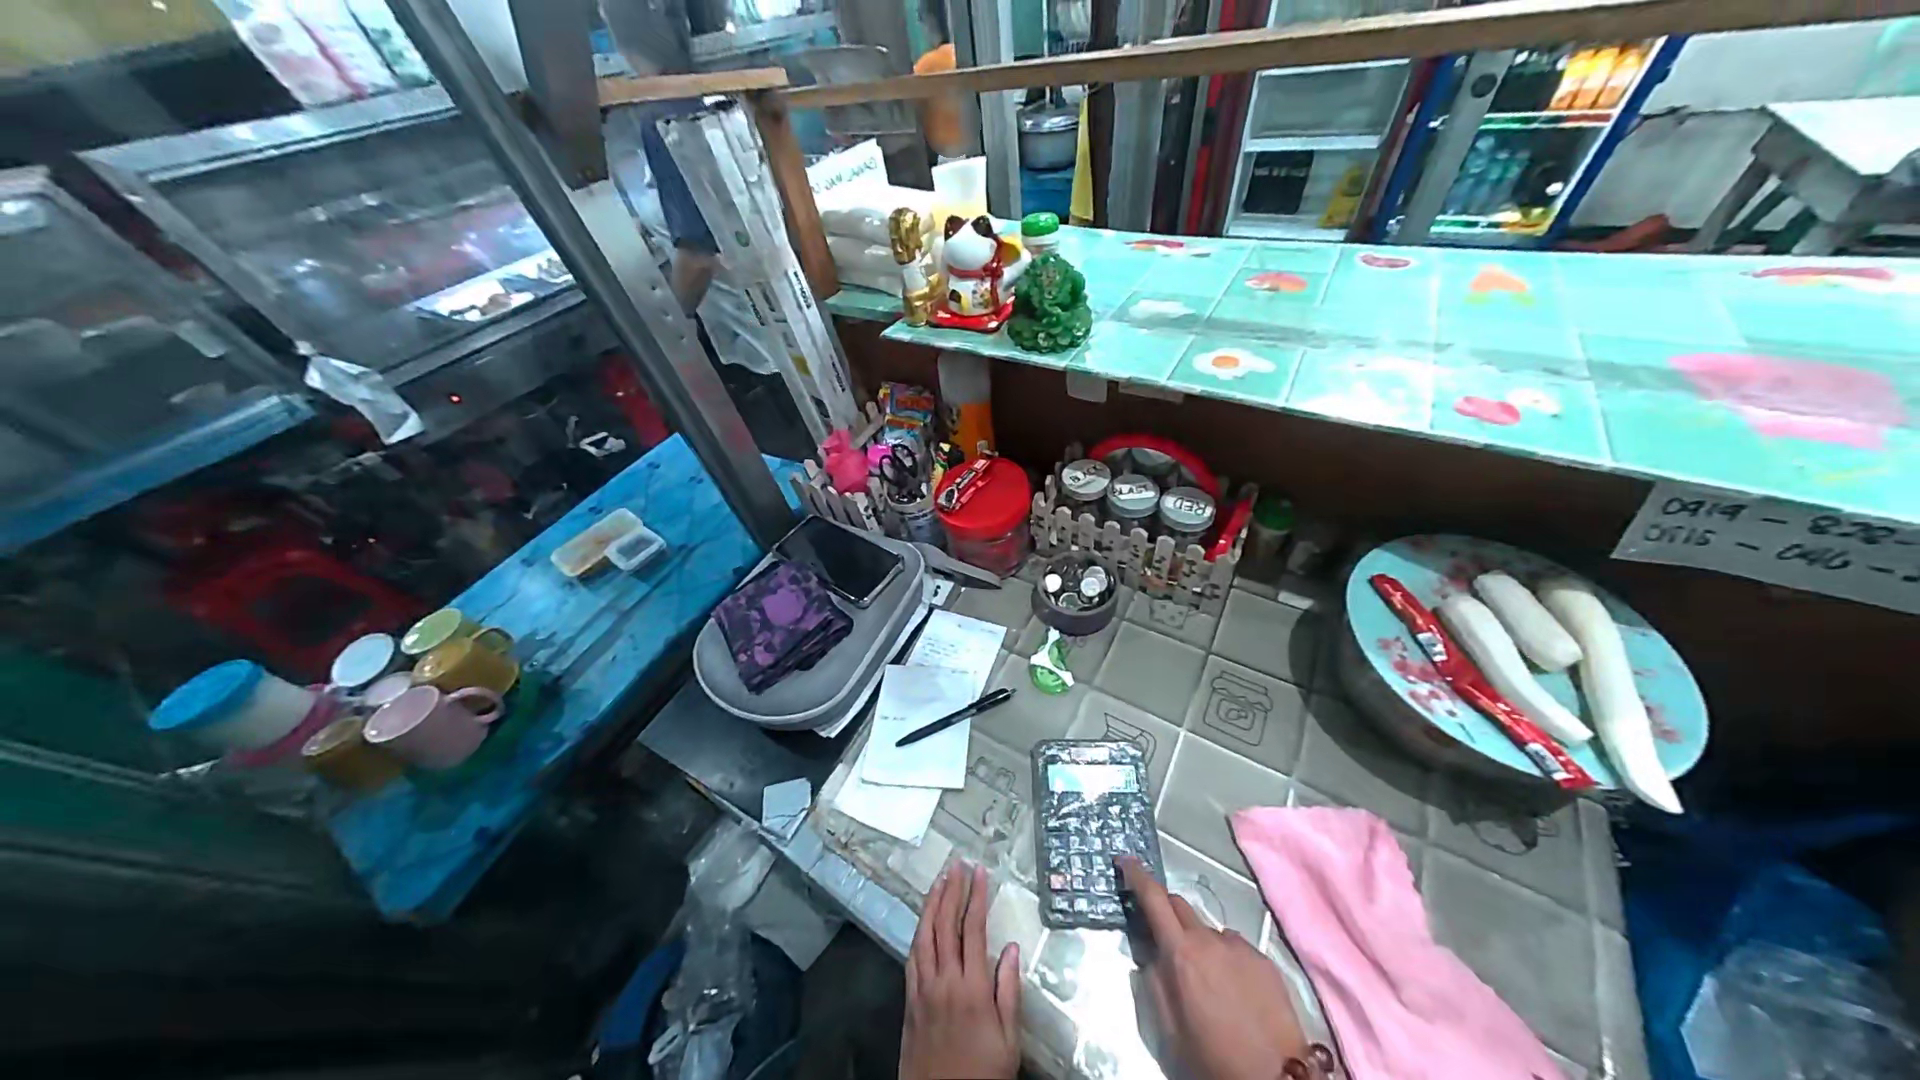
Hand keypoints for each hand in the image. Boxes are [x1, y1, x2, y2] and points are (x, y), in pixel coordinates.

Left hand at [900, 861, 1020, 1079]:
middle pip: (945, 924)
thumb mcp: (1009, 1040)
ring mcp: (923, 989)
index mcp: (972, 988)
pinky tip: (923, 920)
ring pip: (924, 934)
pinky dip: (918, 931)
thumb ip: (1009, 991)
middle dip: (952, 890)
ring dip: (932, 903)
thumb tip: (1011, 948)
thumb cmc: (983, 1074)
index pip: (972, 929)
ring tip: (940, 879)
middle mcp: (944, 981)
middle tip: (958, 864)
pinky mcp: (910, 1000)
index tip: (980, 873)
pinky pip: (912, 956)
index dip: (976, 897)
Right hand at [1121, 856, 1311, 1079]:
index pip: (1153, 899)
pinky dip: (1225, 955)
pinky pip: (1234, 945)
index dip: (1137, 875)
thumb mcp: (1169, 1030)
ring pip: (1207, 928)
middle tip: (1161, 935)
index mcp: (1180, 953)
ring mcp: (1240, 946)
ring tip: (1205, 978)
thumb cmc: (1214, 1058)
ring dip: (1197, 940)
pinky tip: (1233, 987)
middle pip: (1178, 905)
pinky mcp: (1264, 959)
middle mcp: (1209, 939)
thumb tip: (1150, 956)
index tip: (1125, 860)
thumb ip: (1154, 984)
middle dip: (1164, 911)